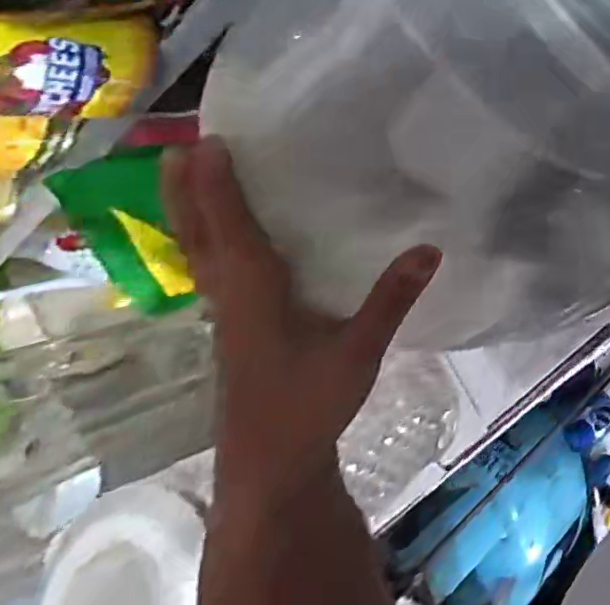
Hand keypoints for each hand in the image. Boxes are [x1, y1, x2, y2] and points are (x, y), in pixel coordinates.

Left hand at [162, 137, 440, 502]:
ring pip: (199, 250)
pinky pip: (213, 265)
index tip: (211, 141)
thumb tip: (430, 247)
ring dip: (190, 209)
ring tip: (188, 173)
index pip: (232, 230)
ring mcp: (228, 313)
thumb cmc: (308, 406)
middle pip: (197, 235)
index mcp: (255, 295)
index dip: (220, 186)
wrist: (270, 467)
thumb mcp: (358, 352)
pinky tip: (226, 233)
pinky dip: (209, 235)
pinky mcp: (236, 325)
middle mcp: (232, 296)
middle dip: (186, 190)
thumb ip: (391, 300)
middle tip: (179, 144)